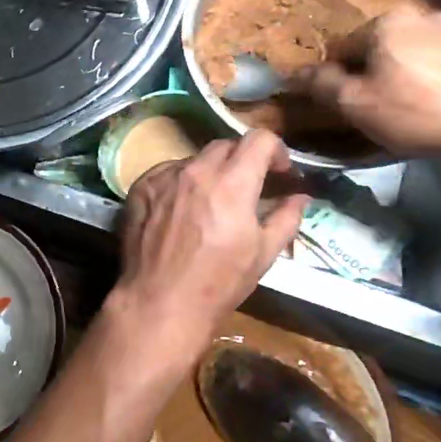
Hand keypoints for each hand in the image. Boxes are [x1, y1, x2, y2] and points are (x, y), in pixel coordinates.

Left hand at [109, 130, 306, 365]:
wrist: (160, 302)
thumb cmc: (218, 282)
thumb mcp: (263, 253)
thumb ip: (286, 218)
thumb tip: (301, 197)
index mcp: (232, 183)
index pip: (259, 139)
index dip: (275, 150)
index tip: (279, 171)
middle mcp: (196, 171)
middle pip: (225, 146)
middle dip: (242, 160)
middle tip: (248, 187)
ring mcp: (163, 177)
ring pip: (193, 159)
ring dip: (209, 172)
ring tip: (211, 202)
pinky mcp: (140, 188)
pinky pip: (166, 173)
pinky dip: (180, 183)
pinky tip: (181, 209)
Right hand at [298, 10, 440, 171]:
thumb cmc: (421, 111)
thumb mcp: (357, 105)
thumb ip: (321, 86)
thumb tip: (294, 72)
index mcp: (384, 22)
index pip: (340, 50)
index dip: (336, 81)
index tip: (345, 109)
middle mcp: (420, 14)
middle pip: (378, 49)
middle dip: (373, 76)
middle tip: (379, 113)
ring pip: (413, 55)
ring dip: (405, 77)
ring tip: (415, 112)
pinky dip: (437, 81)